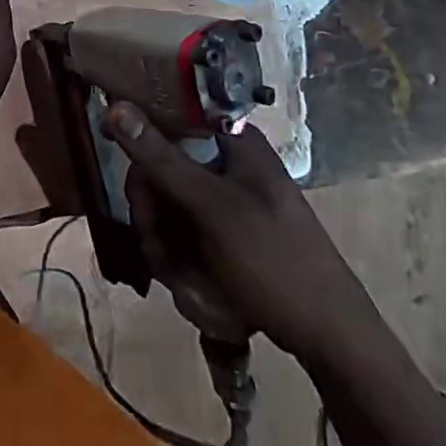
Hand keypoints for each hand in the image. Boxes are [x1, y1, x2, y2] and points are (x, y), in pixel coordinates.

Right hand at [107, 102, 381, 361]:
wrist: (329, 339)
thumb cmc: (275, 262)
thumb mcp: (212, 208)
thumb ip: (162, 159)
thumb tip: (116, 106)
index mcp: (235, 142)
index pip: (170, 115)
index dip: (139, 135)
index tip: (121, 165)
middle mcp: (228, 162)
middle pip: (159, 166)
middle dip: (151, 210)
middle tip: (156, 242)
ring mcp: (225, 199)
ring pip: (163, 203)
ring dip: (160, 239)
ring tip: (177, 273)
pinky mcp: (222, 231)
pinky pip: (178, 230)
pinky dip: (174, 254)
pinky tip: (186, 280)